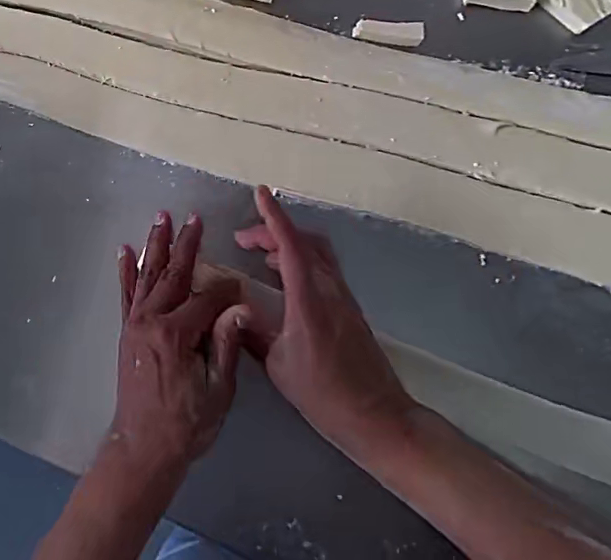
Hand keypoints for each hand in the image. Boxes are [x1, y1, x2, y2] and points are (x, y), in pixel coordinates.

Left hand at [34, 213, 250, 559]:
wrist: (143, 451)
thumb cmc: (186, 425)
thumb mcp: (218, 392)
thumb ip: (226, 345)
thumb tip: (238, 306)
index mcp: (176, 335)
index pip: (207, 299)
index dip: (226, 292)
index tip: (241, 288)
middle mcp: (151, 321)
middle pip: (174, 274)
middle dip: (186, 244)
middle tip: (194, 217)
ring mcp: (135, 324)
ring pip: (148, 276)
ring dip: (157, 245)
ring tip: (161, 218)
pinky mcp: (126, 331)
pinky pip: (126, 294)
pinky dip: (126, 271)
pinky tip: (126, 250)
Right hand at [235, 186, 416, 458]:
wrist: (378, 417)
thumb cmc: (325, 395)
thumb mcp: (278, 366)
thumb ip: (253, 330)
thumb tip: (232, 307)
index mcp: (308, 300)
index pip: (290, 245)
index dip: (273, 216)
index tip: (260, 193)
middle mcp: (328, 288)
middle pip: (302, 241)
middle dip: (272, 230)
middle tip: (243, 238)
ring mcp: (342, 296)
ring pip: (316, 251)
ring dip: (289, 242)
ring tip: (261, 254)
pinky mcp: (348, 306)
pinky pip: (322, 266)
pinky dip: (301, 258)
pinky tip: (285, 277)